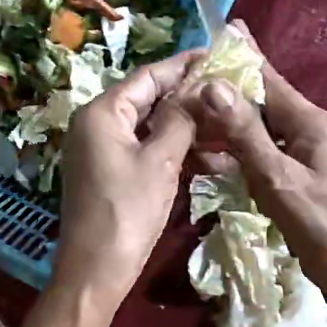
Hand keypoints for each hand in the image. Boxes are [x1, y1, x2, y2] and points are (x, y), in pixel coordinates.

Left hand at [54, 49, 202, 301]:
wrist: (96, 271)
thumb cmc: (127, 211)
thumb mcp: (160, 162)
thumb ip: (181, 120)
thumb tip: (200, 91)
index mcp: (103, 112)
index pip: (149, 76)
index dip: (184, 65)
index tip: (217, 55)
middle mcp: (99, 123)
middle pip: (150, 98)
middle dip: (190, 96)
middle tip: (229, 89)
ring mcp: (104, 149)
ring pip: (152, 126)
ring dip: (187, 125)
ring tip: (227, 122)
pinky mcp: (113, 171)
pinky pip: (148, 148)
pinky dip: (175, 149)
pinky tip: (209, 153)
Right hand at [191, 44, 326, 312]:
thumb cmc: (323, 227)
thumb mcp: (278, 179)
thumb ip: (245, 133)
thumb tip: (214, 84)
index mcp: (311, 123)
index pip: (269, 79)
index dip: (243, 56)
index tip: (221, 28)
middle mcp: (312, 132)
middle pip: (263, 103)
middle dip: (226, 93)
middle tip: (185, 83)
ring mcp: (308, 158)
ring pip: (261, 131)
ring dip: (228, 125)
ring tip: (189, 116)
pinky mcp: (302, 181)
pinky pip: (265, 157)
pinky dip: (238, 155)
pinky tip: (211, 157)